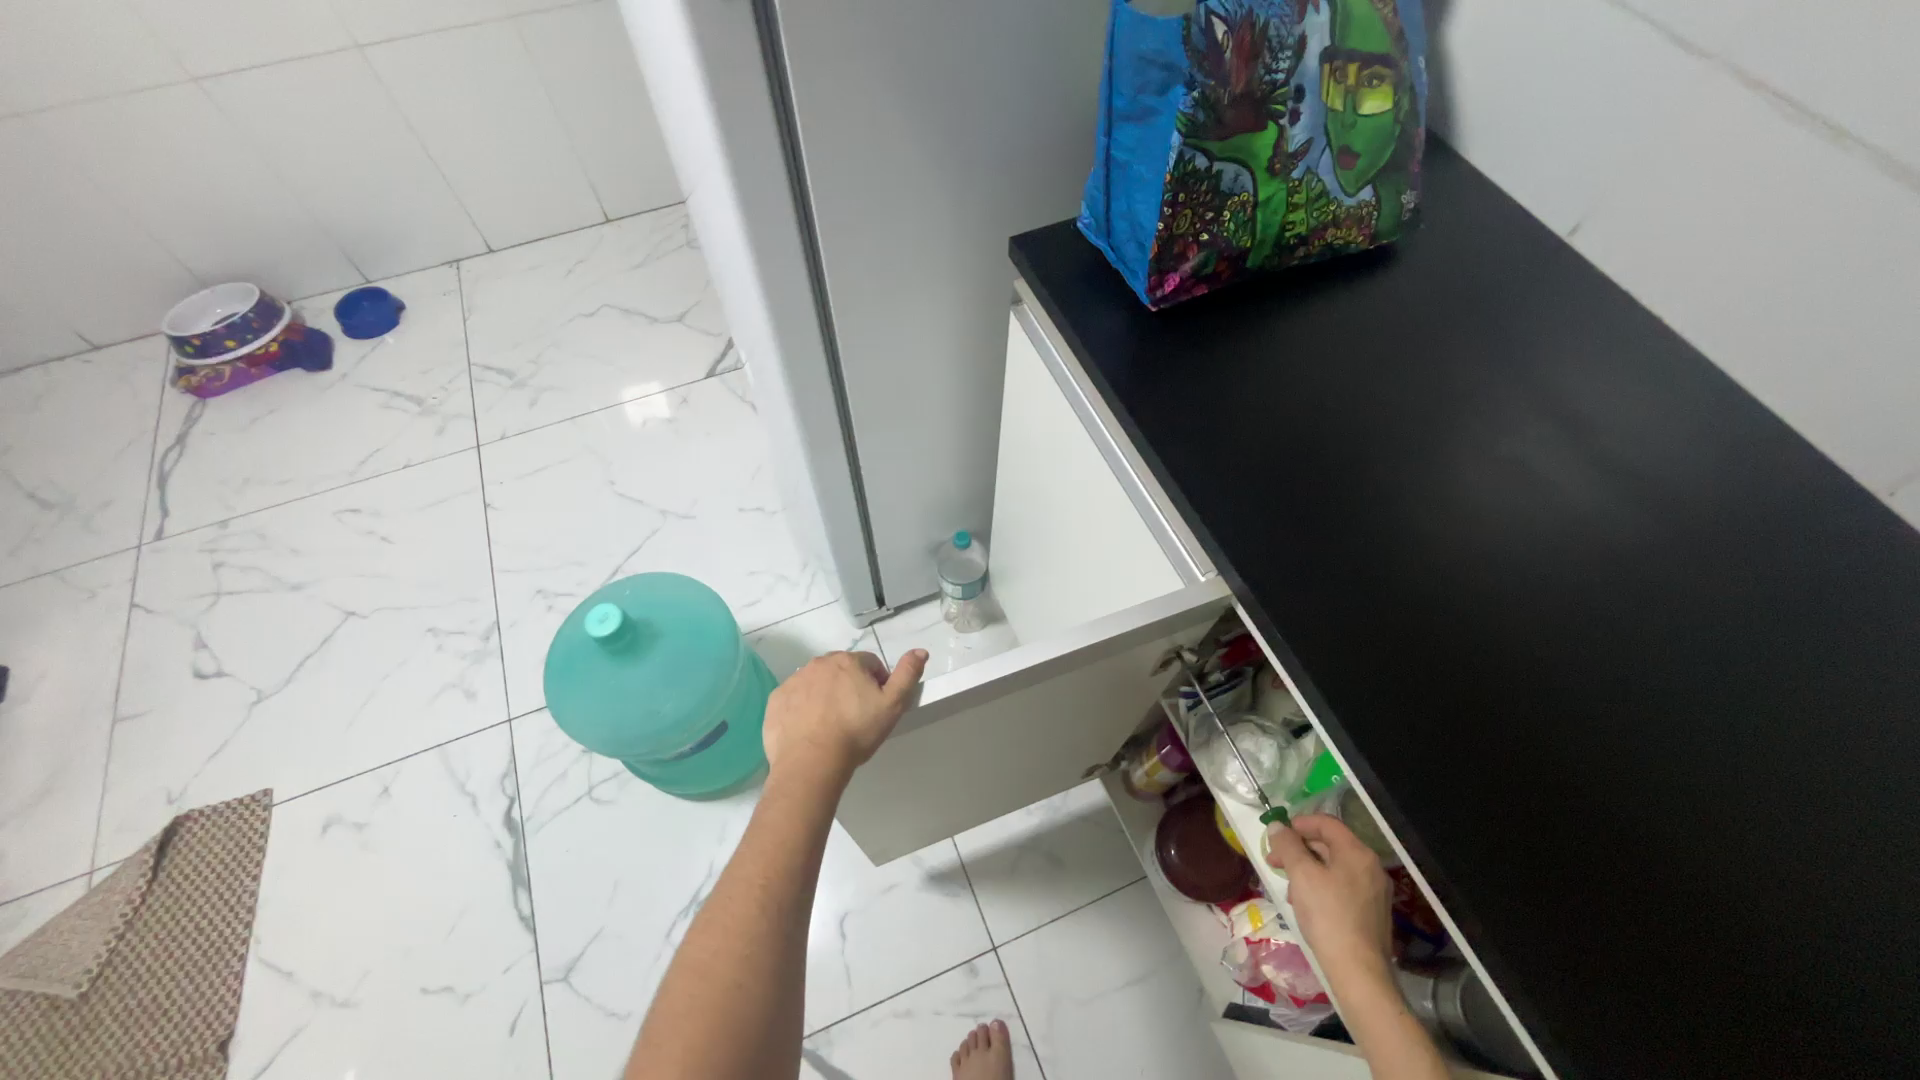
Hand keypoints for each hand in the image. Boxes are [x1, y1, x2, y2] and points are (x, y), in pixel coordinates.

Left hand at [762, 649, 927, 783]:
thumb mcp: (893, 705)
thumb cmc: (856, 732)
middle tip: (854, 717)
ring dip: (825, 695)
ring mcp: (794, 680)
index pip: (870, 664)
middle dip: (849, 686)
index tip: (876, 707)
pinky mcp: (777, 699)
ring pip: (816, 683)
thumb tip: (920, 651)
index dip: (877, 684)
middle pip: (841, 670)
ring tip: (831, 725)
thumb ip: (908, 674)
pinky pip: (795, 698)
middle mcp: (818, 663)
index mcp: (848, 661)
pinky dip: (803, 708)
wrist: (811, 761)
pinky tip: (810, 729)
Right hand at [1265, 814, 1393, 982]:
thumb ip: (1287, 846)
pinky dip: (1321, 886)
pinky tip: (1306, 905)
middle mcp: (1371, 867)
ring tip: (1288, 888)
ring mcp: (1375, 891)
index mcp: (1357, 853)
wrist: (1358, 971)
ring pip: (1335, 867)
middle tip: (1274, 862)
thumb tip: (1277, 826)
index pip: (1327, 823)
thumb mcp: (1301, 876)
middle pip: (1330, 845)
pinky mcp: (1372, 912)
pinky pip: (1342, 887)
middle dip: (1299, 849)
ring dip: (1307, 870)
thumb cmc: (1328, 916)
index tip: (1276, 834)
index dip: (1299, 823)